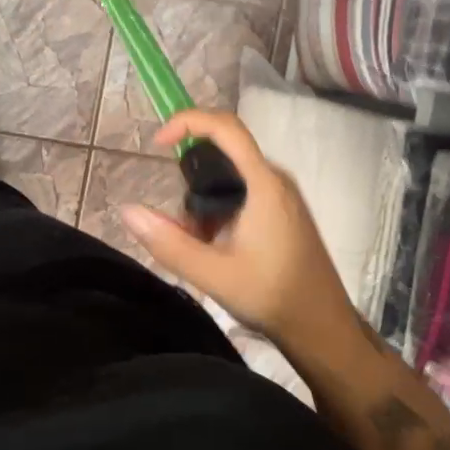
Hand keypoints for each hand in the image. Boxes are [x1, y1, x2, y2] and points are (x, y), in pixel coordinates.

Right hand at [120, 110, 360, 351]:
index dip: (188, 121)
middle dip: (190, 182)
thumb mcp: (212, 274)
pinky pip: (240, 194)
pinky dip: (218, 212)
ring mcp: (281, 196)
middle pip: (221, 155)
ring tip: (200, 247)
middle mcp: (275, 180)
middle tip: (182, 227)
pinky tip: (217, 250)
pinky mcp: (281, 212)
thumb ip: (168, 242)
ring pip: (228, 179)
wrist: (323, 328)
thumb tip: (127, 211)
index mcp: (264, 185)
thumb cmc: (273, 296)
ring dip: (203, 204)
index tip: (157, 143)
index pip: (226, 128)